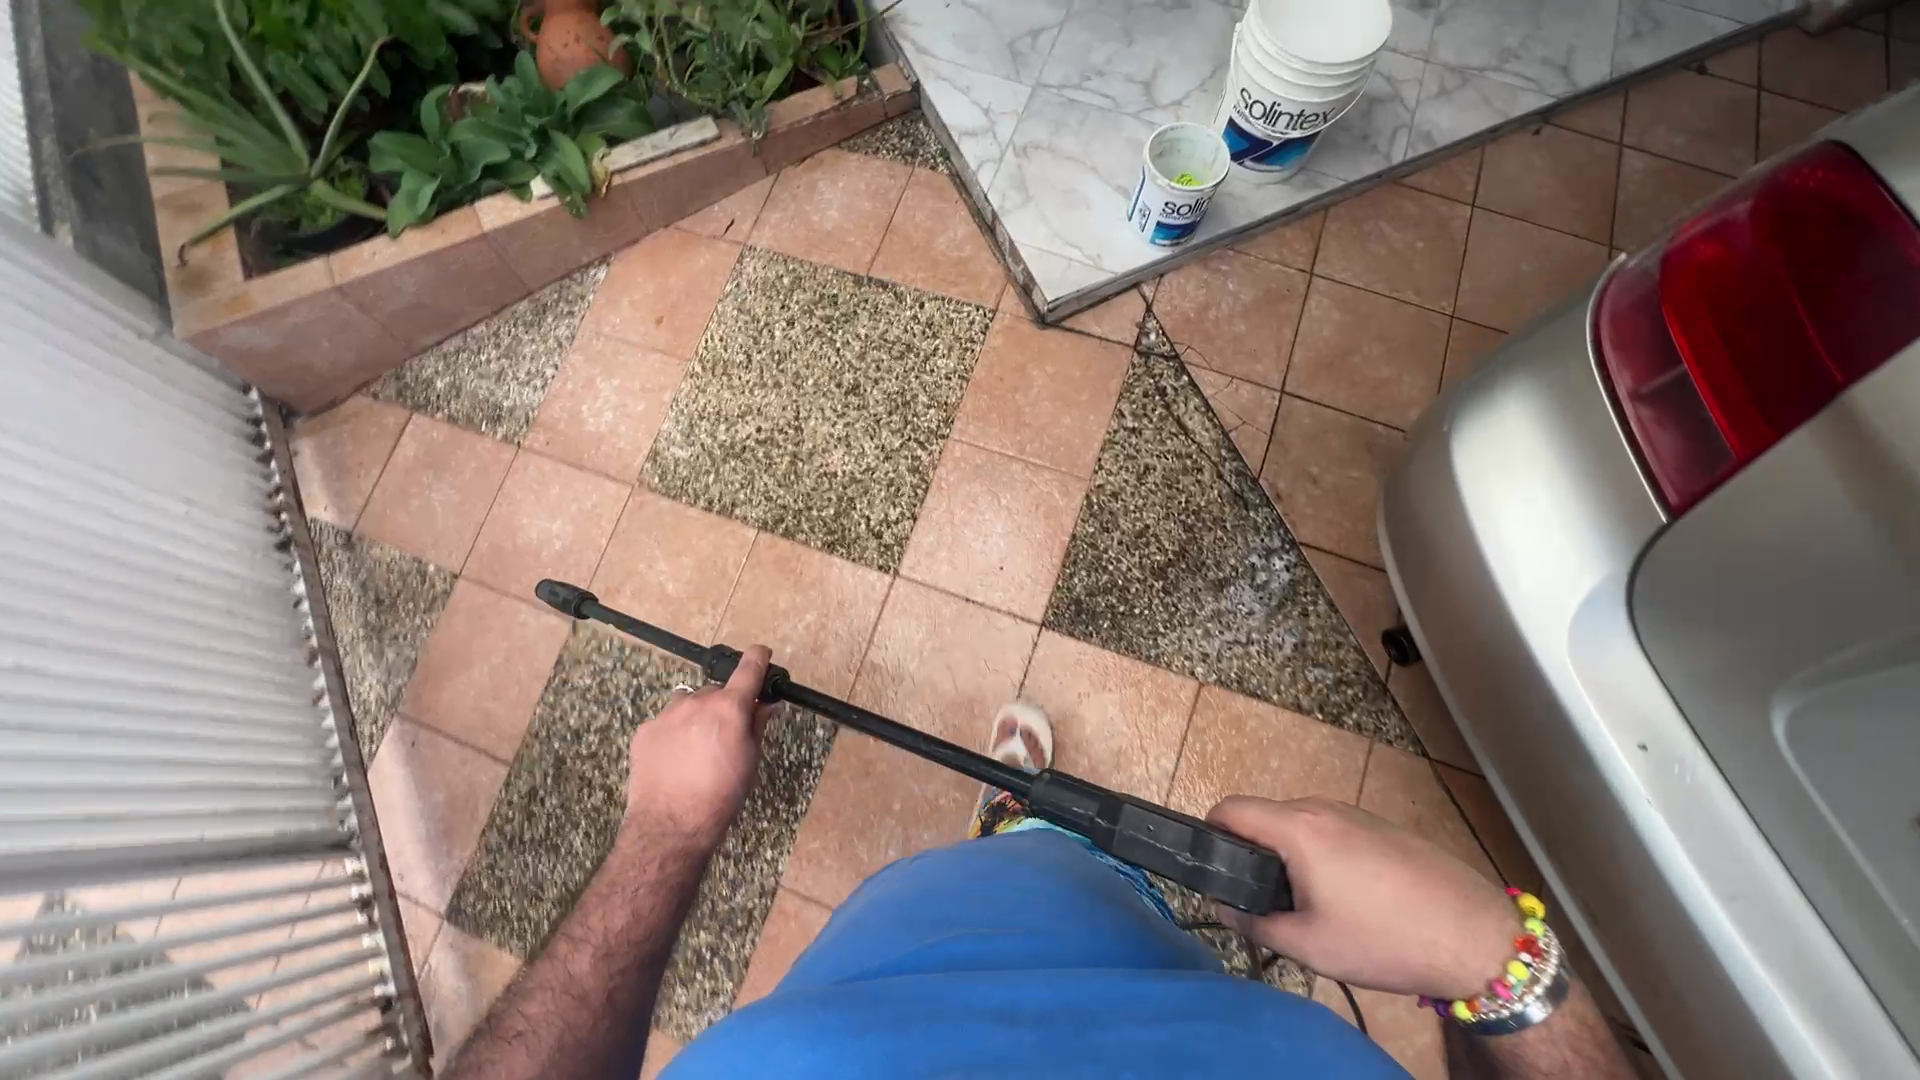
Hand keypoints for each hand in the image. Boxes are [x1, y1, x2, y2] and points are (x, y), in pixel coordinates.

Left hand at [623, 645, 775, 846]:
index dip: (757, 658)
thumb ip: (757, 724)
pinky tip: (676, 759)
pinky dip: (675, 733)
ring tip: (698, 750)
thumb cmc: (721, 795)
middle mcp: (698, 701)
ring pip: (690, 704)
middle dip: (725, 705)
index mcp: (729, 707)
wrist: (671, 825)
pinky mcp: (645, 730)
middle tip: (728, 734)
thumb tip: (766, 705)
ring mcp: (668, 714)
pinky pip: (667, 722)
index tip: (760, 653)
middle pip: (717, 692)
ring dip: (698, 716)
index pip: (748, 668)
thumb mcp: (750, 759)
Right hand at [1208, 795, 1520, 1000]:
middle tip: (1261, 898)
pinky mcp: (1380, 825)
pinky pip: (1331, 830)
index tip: (1210, 864)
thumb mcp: (1311, 946)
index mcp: (1297, 829)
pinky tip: (1348, 896)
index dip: (1209, 831)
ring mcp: (1354, 813)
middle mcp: (1321, 808)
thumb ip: (1256, 924)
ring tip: (1309, 903)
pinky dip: (1321, 853)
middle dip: (1252, 851)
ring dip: (1288, 853)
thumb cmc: (1385, 939)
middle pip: (1264, 816)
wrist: (1478, 937)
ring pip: (1299, 824)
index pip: (1231, 808)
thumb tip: (1226, 909)